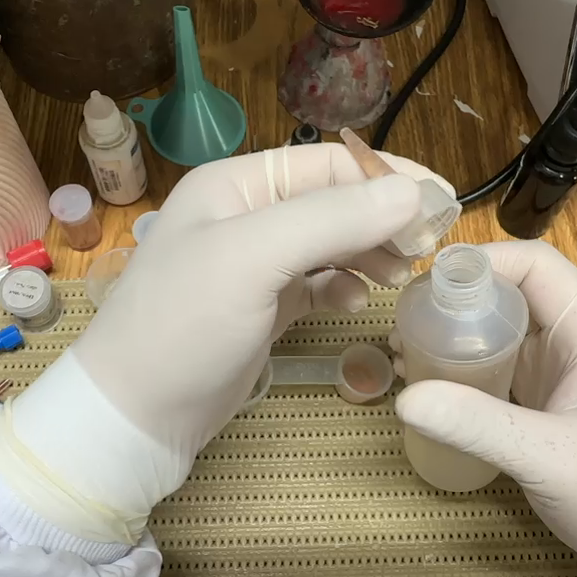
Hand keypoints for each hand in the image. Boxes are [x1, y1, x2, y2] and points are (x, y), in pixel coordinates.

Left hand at [0, 144, 449, 545]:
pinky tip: (355, 303)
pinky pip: (316, 283)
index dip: (386, 180)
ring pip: (330, 243)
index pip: (328, 164)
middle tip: (427, 250)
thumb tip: (412, 193)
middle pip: (333, 202)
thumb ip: (330, 219)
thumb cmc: (184, 325)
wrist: (135, 413)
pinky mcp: (261, 307)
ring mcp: (253, 264)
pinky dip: (342, 287)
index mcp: (236, 185)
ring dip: (368, 253)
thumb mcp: (253, 259)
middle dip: (382, 220)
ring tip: (397, 276)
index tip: (441, 208)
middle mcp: (246, 216)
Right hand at [393, 240, 576, 576]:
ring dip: (454, 330)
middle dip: (456, 299)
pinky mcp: (546, 393)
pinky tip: (426, 377)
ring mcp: (562, 366)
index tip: (426, 282)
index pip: (538, 268)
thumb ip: (478, 426)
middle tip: (403, 320)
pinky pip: (499, 359)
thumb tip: (405, 399)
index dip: (483, 262)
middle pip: (514, 291)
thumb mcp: (548, 459)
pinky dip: (462, 362)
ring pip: (502, 324)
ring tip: (403, 349)